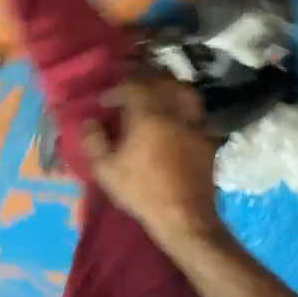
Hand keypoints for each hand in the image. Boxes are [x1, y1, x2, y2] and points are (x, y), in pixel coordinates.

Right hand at [81, 74, 222, 240]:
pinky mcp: (207, 140)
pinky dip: (183, 107)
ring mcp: (195, 125)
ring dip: (169, 87)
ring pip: (185, 92)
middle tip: (132, 87)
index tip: (105, 102)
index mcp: (149, 116)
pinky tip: (174, 118)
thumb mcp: (106, 170)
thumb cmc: (142, 192)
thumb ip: (94, 141)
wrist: (184, 218)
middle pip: (164, 80)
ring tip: (156, 96)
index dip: (117, 89)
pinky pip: (196, 112)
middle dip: (146, 78)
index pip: (133, 86)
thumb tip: (90, 121)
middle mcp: (175, 113)